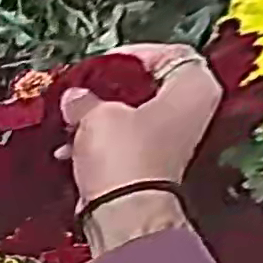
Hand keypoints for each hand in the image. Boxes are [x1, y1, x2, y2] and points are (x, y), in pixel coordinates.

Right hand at [57, 44, 221, 254]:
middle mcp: (190, 111)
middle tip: (81, 89)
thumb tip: (74, 97)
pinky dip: (97, 140)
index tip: (100, 63)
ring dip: (97, 116)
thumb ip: (83, 98)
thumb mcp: (96, 115)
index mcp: (193, 88)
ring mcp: (171, 138)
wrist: (122, 208)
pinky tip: (69, 147)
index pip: (169, 53)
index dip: (131, 55)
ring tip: (69, 121)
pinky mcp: (148, 161)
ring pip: (130, 114)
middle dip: (108, 89)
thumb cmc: (122, 155)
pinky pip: (122, 139)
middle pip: (147, 85)